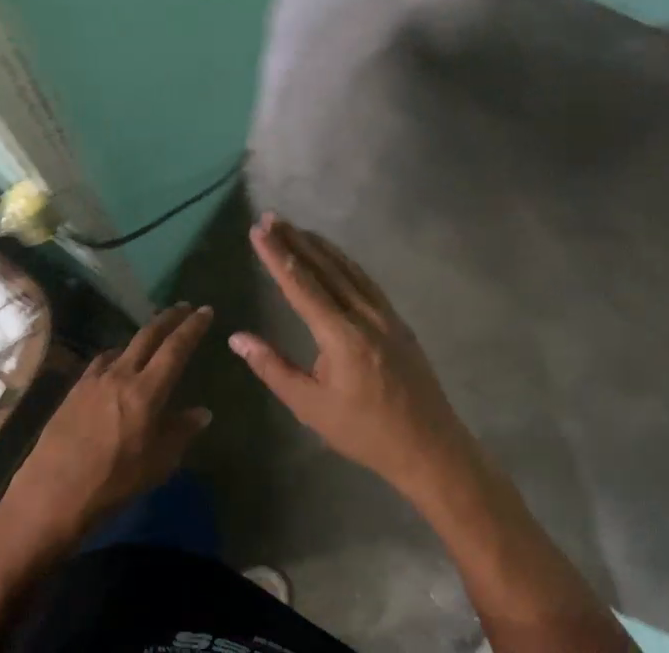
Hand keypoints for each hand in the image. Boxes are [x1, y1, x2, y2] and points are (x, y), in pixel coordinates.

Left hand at [0, 305, 213, 554]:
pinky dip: (117, 356)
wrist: (55, 490)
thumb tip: (201, 412)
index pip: (175, 349)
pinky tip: (117, 364)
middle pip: (147, 336)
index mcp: (145, 391)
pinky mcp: (74, 389)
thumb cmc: (114, 482)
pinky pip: (101, 362)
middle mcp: (119, 375)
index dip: (191, 328)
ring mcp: (93, 379)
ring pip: (123, 347)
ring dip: (141, 338)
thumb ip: (180, 432)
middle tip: (183, 307)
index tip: (204, 310)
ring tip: (153, 338)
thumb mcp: (158, 464)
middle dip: (168, 319)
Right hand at [233, 215, 475, 495]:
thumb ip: (272, 367)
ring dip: (319, 246)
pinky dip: (344, 262)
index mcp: (342, 337)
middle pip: (325, 268)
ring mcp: (386, 317)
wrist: (431, 450)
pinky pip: (366, 281)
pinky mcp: (398, 323)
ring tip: (295, 228)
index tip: (258, 231)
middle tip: (270, 217)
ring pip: (349, 270)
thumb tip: (236, 337)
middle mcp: (365, 317)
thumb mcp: (310, 406)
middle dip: (295, 241)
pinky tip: (334, 257)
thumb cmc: (365, 432)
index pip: (302, 285)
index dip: (277, 256)